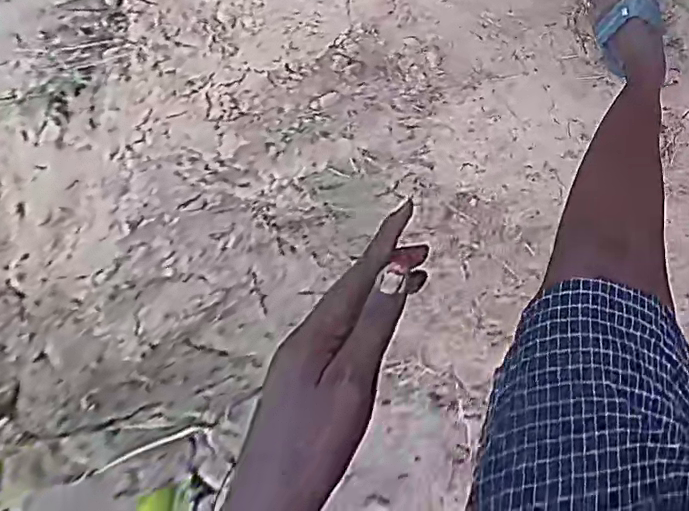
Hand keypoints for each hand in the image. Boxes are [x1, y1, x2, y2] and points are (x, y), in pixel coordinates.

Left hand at [221, 201, 428, 510]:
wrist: (267, 508)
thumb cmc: (311, 448)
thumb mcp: (352, 380)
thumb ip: (375, 323)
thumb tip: (394, 270)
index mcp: (316, 332)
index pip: (359, 273)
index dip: (386, 239)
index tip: (406, 208)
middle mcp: (306, 338)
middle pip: (353, 287)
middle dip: (388, 262)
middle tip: (422, 249)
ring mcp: (301, 359)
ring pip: (349, 308)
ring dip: (380, 288)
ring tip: (412, 277)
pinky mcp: (303, 379)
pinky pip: (342, 328)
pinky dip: (367, 313)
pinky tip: (376, 322)